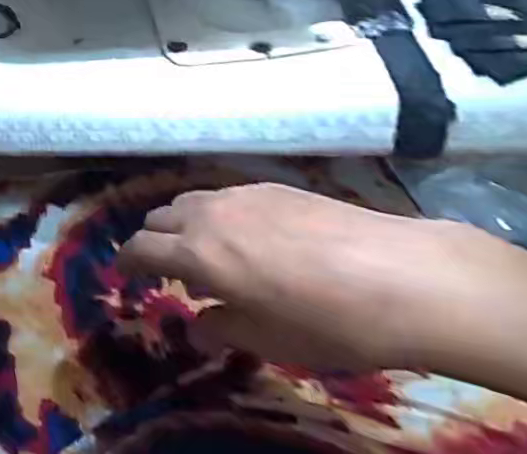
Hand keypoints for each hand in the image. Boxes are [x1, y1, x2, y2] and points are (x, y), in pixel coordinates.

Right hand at [119, 183, 526, 371]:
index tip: (123, 274)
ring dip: (184, 225)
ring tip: (213, 253)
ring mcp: (238, 195)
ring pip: (188, 202)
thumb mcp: (272, 342)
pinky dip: (218, 216)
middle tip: (172, 271)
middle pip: (158, 218)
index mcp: (197, 254)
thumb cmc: (331, 321)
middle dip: (155, 242)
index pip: (141, 249)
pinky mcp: (269, 185)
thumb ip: (222, 329)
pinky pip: (224, 197)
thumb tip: (198, 327)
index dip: (127, 263)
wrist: (402, 276)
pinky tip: (254, 239)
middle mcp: (206, 215)